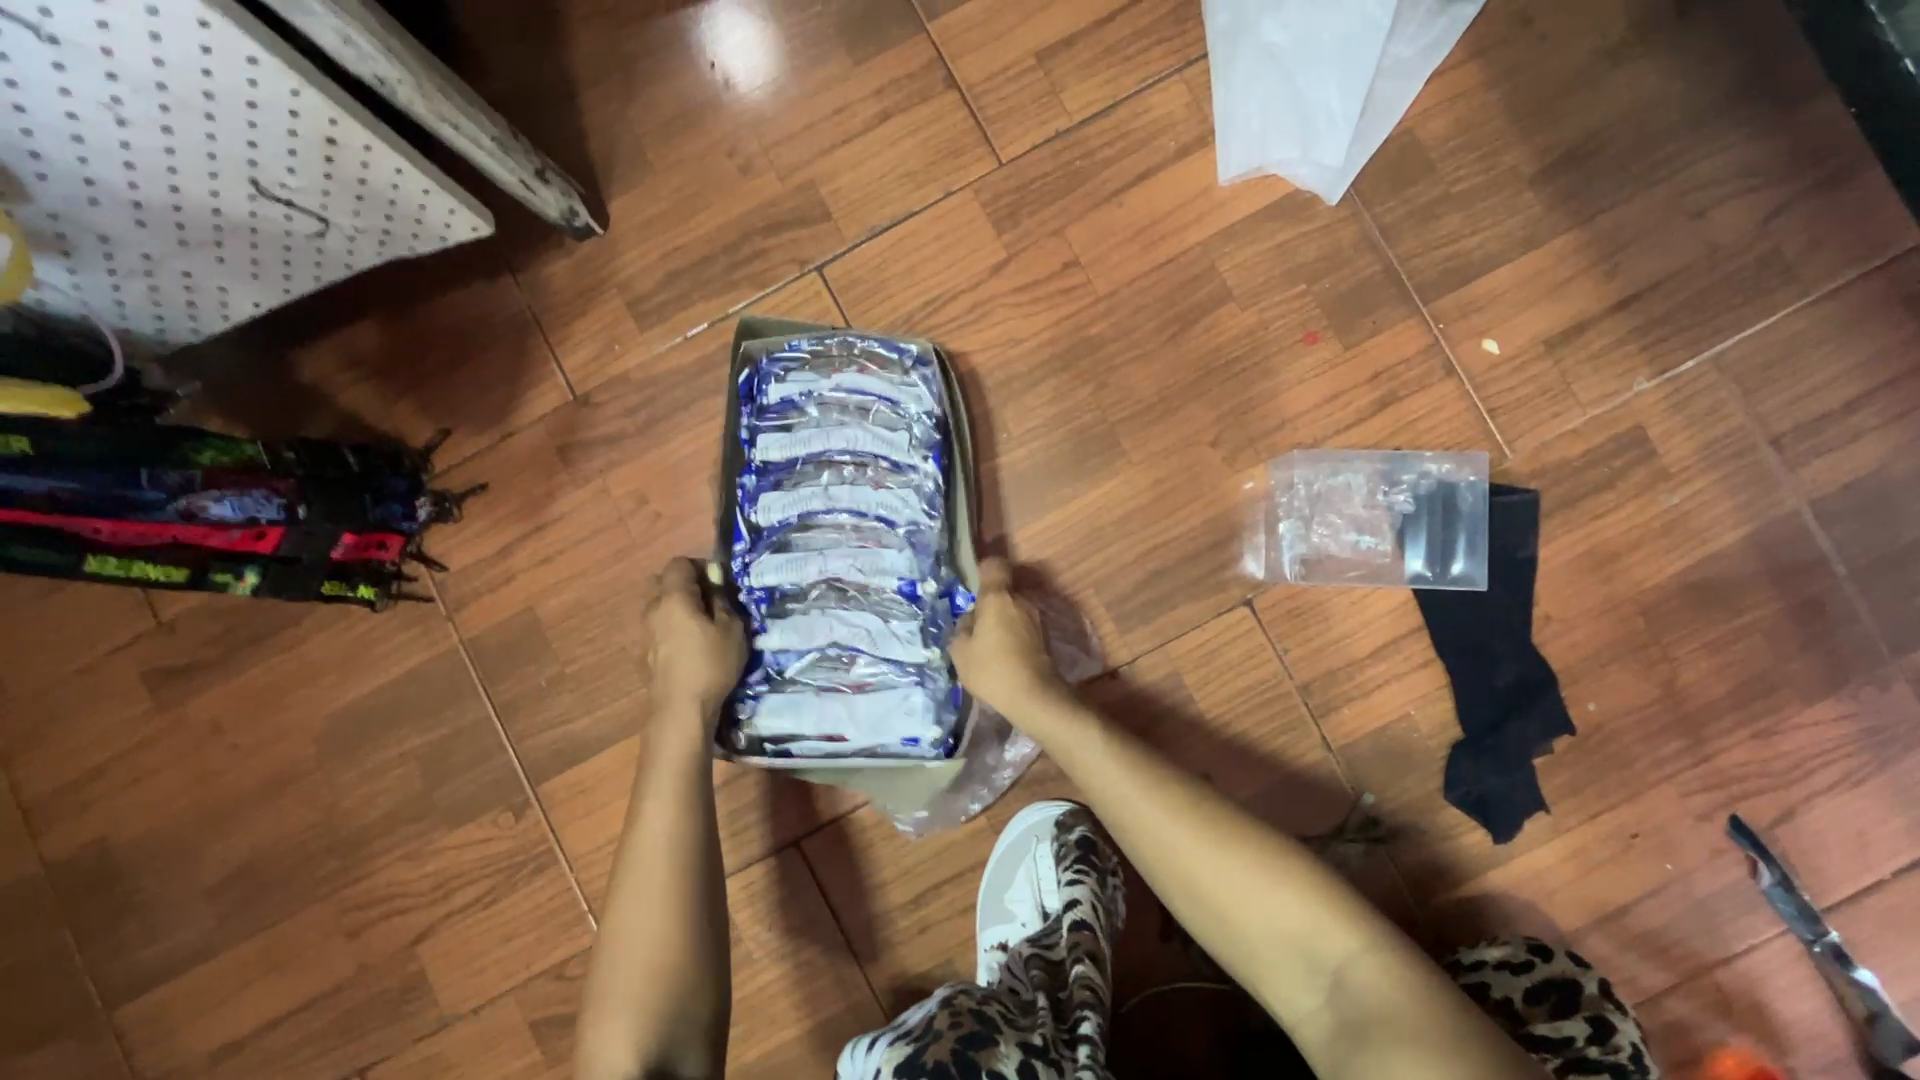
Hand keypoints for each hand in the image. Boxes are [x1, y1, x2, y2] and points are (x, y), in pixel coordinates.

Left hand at [646, 557, 747, 718]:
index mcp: (673, 597)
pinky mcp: (645, 652)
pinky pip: (658, 627)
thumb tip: (715, 587)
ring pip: (659, 606)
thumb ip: (724, 602)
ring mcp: (644, 632)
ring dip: (677, 607)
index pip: (679, 563)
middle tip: (709, 600)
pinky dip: (672, 627)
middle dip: (685, 584)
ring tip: (701, 625)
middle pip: (663, 582)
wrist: (681, 708)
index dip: (699, 566)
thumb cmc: (711, 664)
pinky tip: (690, 646)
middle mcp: (652, 609)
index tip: (719, 582)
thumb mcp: (732, 630)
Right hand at [950, 557, 1069, 716]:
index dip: (984, 569)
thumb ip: (961, 629)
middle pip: (1003, 591)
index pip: (994, 566)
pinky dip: (1013, 634)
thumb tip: (970, 620)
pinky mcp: (1044, 636)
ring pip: (1014, 610)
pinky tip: (1004, 655)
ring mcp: (1036, 618)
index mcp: (997, 597)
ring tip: (989, 645)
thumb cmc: (991, 669)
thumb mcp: (960, 652)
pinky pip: (1022, 626)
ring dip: (1002, 621)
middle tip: (975, 626)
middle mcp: (1020, 600)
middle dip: (990, 603)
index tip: (974, 583)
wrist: (1034, 696)